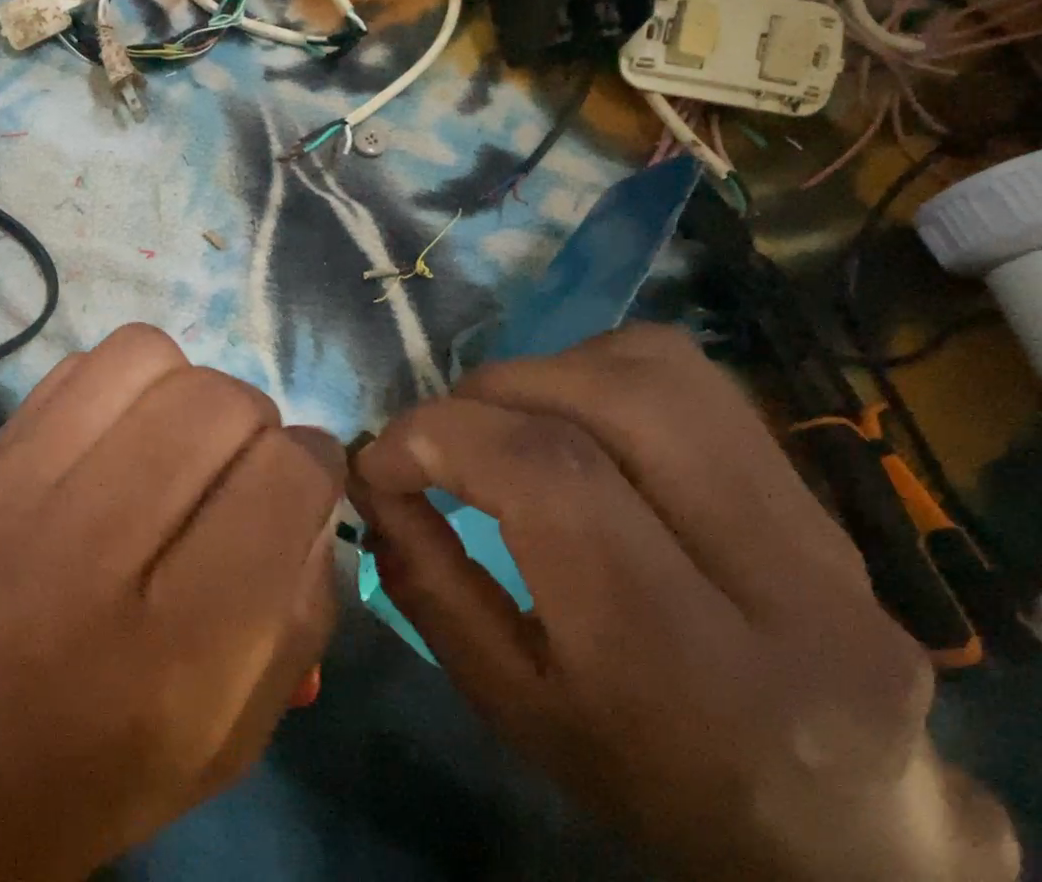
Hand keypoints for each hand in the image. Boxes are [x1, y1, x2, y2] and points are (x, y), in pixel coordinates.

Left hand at [0, 325, 343, 880]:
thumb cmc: (80, 787)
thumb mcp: (221, 746)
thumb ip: (294, 620)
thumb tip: (313, 503)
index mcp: (176, 651)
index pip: (286, 482)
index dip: (317, 470)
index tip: (301, 490)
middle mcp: (94, 554)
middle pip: (221, 405)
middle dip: (258, 427)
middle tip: (238, 473)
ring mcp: (17, 496)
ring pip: (146, 359)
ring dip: (188, 392)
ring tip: (175, 447)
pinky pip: (74, 370)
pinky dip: (120, 388)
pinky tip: (112, 443)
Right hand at [348, 325, 1017, 881]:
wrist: (831, 834)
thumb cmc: (638, 781)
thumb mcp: (509, 704)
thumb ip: (433, 585)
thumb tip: (374, 482)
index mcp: (679, 662)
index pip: (556, 479)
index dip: (442, 438)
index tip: (379, 461)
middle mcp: (779, 581)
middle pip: (619, 400)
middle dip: (489, 394)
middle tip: (433, 437)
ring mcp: (825, 530)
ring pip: (667, 372)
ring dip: (548, 374)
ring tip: (499, 425)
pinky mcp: (829, 501)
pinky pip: (702, 388)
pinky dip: (602, 379)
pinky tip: (570, 428)